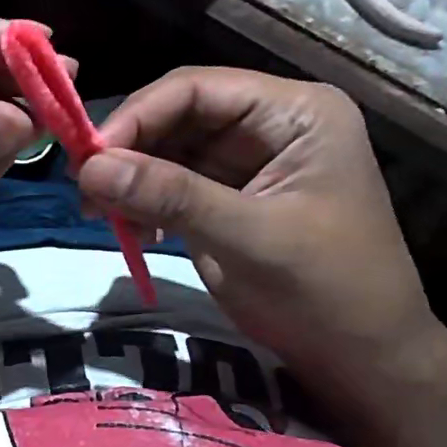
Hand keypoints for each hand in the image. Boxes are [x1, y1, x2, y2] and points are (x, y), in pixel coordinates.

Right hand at [78, 68, 438, 379]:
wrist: (362, 358)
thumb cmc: (323, 290)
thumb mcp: (246, 237)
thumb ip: (170, 196)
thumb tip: (88, 168)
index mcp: (295, 113)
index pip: (198, 89)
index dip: (137, 116)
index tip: (87, 158)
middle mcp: (269, 126)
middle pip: (179, 117)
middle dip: (129, 151)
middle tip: (84, 192)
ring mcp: (248, 164)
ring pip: (170, 153)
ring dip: (132, 180)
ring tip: (97, 213)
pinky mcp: (230, 200)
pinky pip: (174, 188)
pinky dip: (146, 205)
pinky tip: (132, 230)